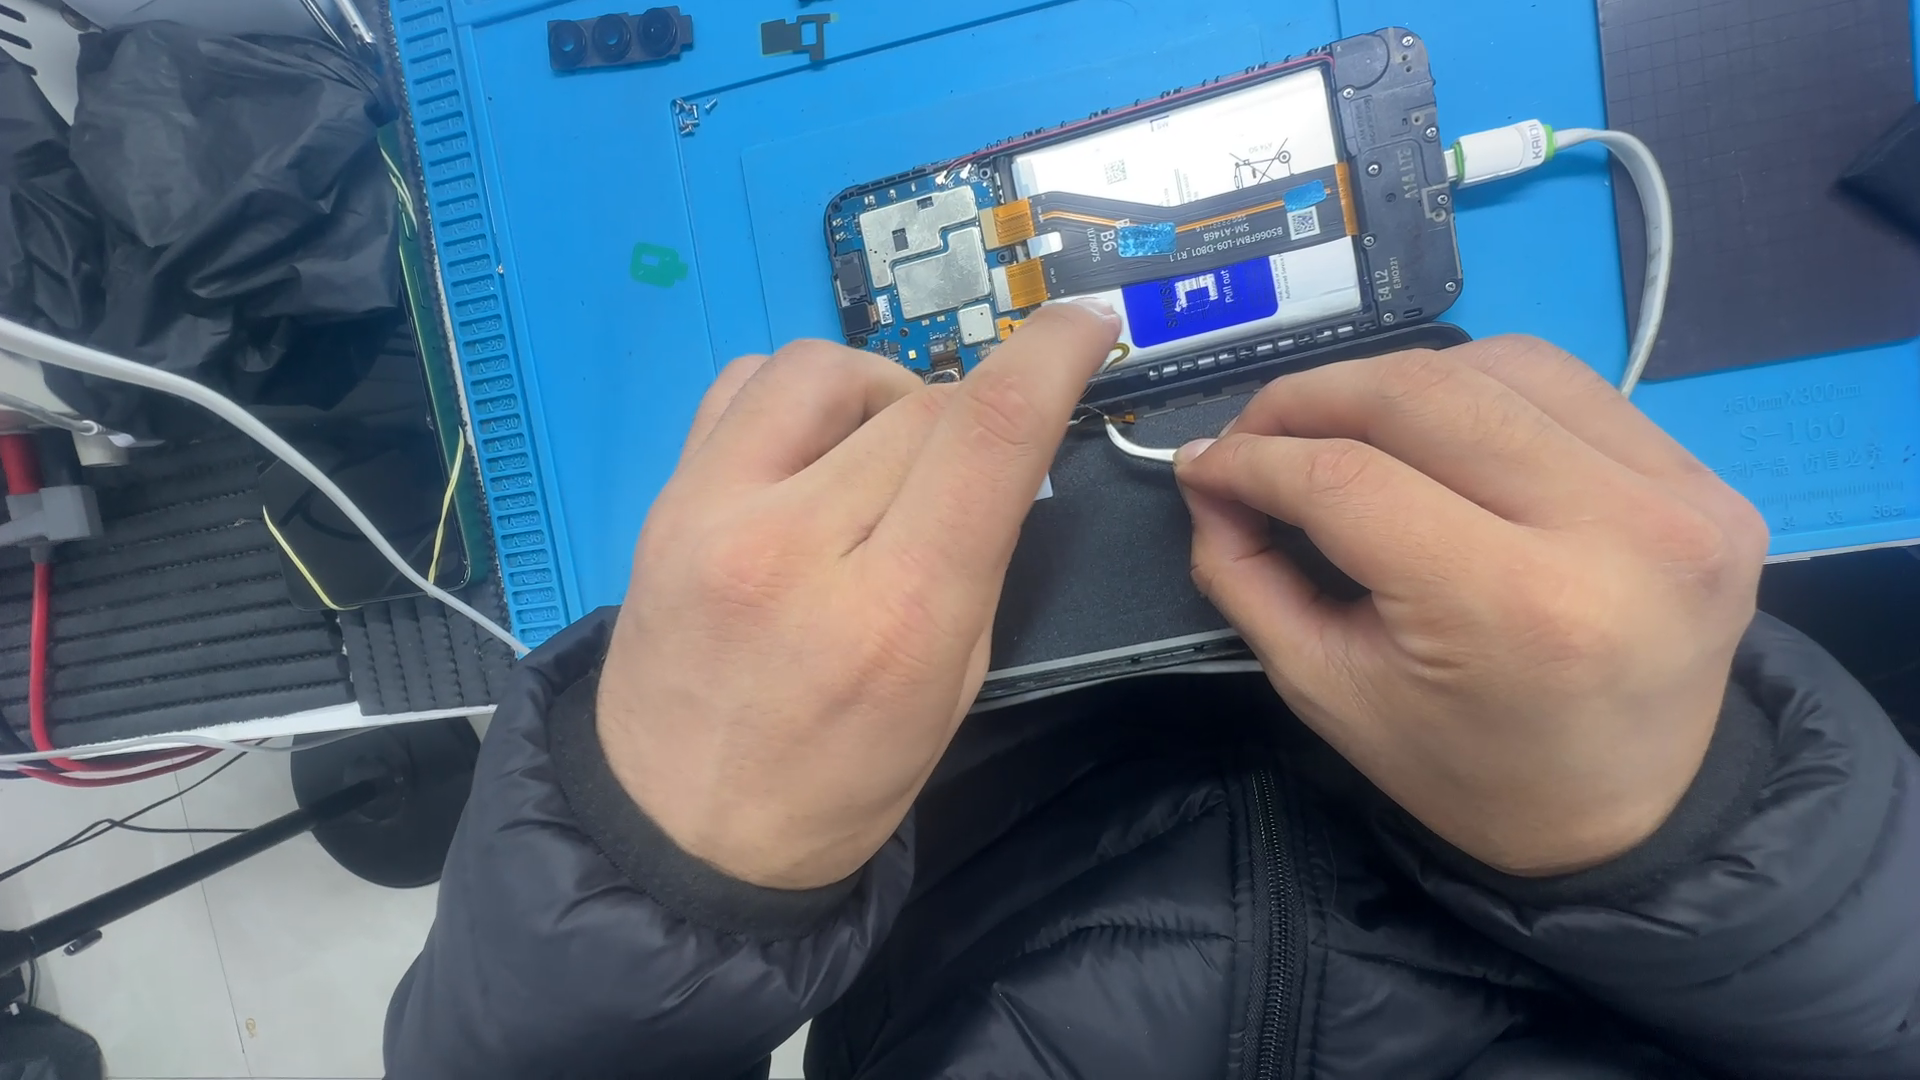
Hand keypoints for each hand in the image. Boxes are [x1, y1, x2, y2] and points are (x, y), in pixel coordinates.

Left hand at [595, 301, 1119, 888]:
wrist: (679, 831)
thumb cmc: (844, 781)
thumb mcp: (952, 685)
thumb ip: (976, 557)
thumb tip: (990, 459)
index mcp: (897, 612)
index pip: (987, 437)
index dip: (1051, 357)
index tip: (1086, 324)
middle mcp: (797, 544)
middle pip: (920, 406)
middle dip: (969, 416)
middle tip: (965, 469)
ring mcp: (713, 513)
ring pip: (826, 368)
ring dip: (884, 394)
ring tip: (881, 452)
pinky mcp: (663, 501)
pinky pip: (746, 384)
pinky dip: (803, 396)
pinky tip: (813, 448)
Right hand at [1173, 337, 1767, 875]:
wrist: (1617, 812)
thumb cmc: (1450, 763)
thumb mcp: (1314, 680)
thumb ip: (1240, 569)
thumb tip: (1205, 473)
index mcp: (1509, 605)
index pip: (1345, 480)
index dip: (1253, 460)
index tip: (1200, 464)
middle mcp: (1613, 527)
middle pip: (1416, 395)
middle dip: (1304, 399)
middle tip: (1249, 434)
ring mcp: (1677, 491)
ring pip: (1486, 366)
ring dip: (1378, 385)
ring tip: (1325, 430)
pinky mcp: (1702, 476)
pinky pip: (1552, 383)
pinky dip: (1459, 387)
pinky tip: (1417, 428)